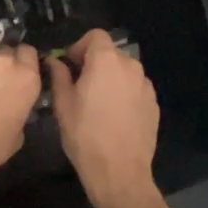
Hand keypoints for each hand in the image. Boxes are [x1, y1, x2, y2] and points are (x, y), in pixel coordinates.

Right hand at [48, 29, 160, 207]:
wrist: (119, 172)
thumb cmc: (85, 135)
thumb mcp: (63, 104)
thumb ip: (59, 76)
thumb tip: (54, 61)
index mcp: (106, 61)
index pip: (95, 36)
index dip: (80, 46)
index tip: (70, 66)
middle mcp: (130, 66)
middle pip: (111, 53)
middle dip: (95, 62)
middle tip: (79, 85)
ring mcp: (145, 85)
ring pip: (124, 71)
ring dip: (110, 78)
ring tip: (97, 103)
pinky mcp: (154, 104)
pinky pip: (135, 89)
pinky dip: (124, 93)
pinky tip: (114, 117)